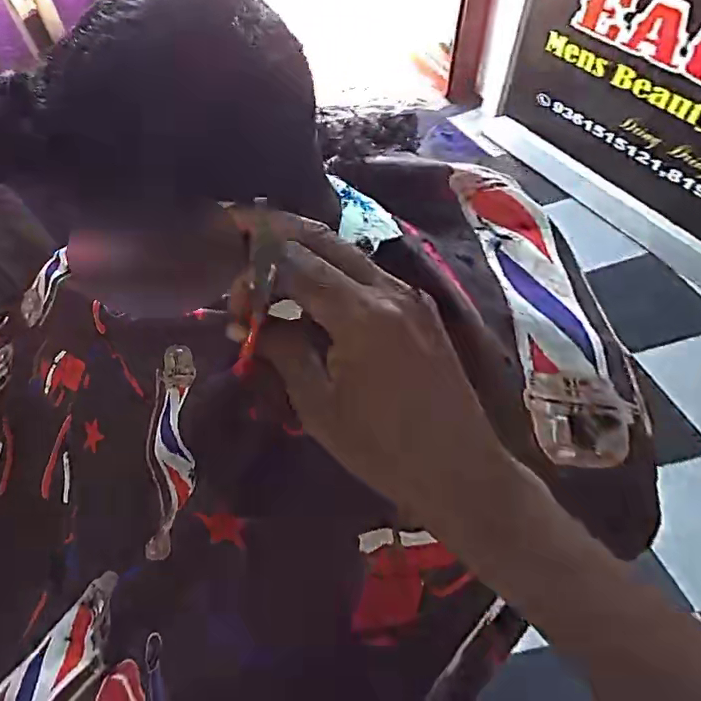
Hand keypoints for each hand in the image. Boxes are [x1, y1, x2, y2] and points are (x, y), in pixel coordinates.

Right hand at [231, 211, 700, 700]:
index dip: (254, 273)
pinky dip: (325, 265)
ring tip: (264, 259)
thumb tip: (249, 321)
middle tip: (238, 227)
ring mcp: (407, 293)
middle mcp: (388, 289)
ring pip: (341, 247)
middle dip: (273, 231)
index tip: (234, 302)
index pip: (293, 263)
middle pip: (318, 237)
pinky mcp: (416, 305)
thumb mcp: (318, 405)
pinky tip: (304, 283)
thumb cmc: (384, 450)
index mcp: (362, 315)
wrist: (466, 474)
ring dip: (299, 247)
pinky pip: (361, 269)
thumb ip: (281, 349)